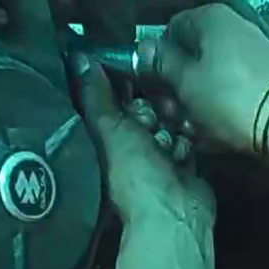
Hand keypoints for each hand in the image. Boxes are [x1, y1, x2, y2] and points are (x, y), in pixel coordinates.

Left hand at [75, 55, 214, 233]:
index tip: (135, 90)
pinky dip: (187, 144)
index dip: (128, 90)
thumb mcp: (109, 128)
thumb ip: (96, 94)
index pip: (120, 99)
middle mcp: (133, 145)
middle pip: (150, 109)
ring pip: (171, 123)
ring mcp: (161, 157)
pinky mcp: (185, 165)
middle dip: (155, 111)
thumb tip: (80, 57)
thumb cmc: (135, 171)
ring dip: (173, 128)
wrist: (173, 210)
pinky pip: (189, 141)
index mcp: (108, 136)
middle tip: (154, 123)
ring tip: (168, 143)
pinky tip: (183, 151)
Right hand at [143, 4, 268, 153]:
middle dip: (179, 87)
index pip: (169, 31)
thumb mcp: (185, 82)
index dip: (157, 62)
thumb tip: (142, 50)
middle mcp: (233, 26)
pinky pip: (234, 88)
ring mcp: (253, 52)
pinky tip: (220, 129)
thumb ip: (159, 63)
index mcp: (210, 16)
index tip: (156, 90)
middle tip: (175, 114)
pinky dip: (223, 106)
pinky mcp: (267, 78)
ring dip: (199, 102)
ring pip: (212, 76)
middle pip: (192, 55)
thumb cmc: (229, 99)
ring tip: (197, 127)